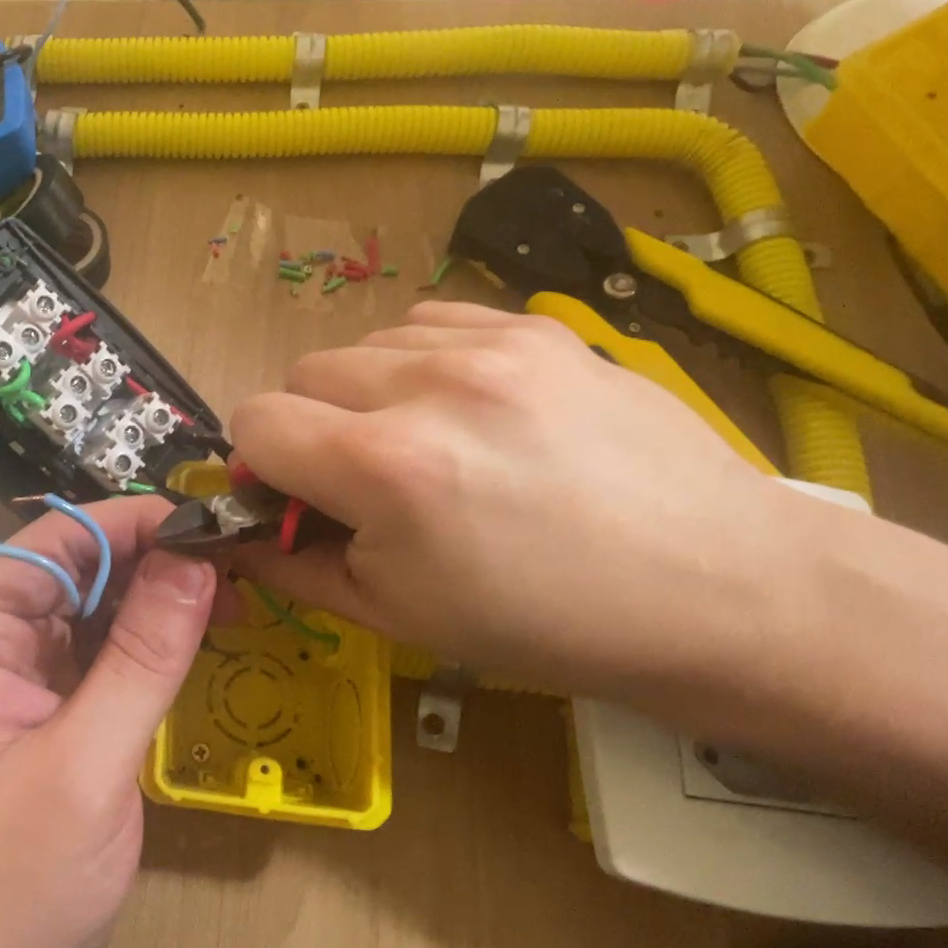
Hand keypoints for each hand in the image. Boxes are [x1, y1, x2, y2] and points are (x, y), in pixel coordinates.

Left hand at [0, 497, 219, 947]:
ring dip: (156, 602)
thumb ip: (142, 659)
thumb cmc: (11, 877)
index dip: (134, 524)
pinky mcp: (37, 708)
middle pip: (77, 570)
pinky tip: (193, 643)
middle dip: (155, 563)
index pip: (58, 543)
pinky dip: (142, 645)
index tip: (211, 526)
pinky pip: (93, 653)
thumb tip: (194, 560)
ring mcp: (10, 676)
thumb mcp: (86, 768)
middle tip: (240, 571)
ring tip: (233, 605)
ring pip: (91, 609)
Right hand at [228, 300, 806, 697]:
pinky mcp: (538, 326)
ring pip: (362, 344)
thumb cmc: (544, 625)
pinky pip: (431, 321)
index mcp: (384, 467)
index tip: (293, 501)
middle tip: (360, 482)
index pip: (254, 422)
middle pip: (299, 374)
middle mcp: (427, 384)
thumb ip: (292, 565)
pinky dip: (420, 362)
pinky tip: (466, 410)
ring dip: (363, 393)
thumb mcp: (396, 617)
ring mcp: (491, 344)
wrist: (714, 588)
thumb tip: (233, 536)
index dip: (257, 468)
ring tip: (423, 444)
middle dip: (308, 429)